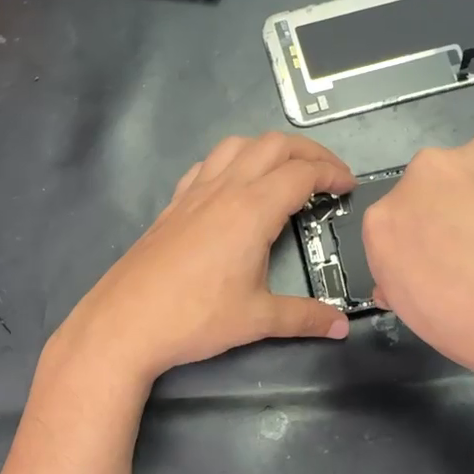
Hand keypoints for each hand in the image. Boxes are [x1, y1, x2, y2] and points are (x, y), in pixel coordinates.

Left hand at [52, 133, 354, 384]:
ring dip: (268, 149)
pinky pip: (208, 165)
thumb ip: (304, 318)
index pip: (302, 173)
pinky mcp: (173, 205)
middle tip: (329, 175)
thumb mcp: (257, 320)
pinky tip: (234, 185)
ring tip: (286, 171)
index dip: (331, 173)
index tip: (349, 187)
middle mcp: (224, 190)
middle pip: (273, 146)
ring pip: (237, 146)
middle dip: (308, 152)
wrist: (124, 323)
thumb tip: (341, 327)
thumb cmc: (194, 319)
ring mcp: (194, 194)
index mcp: (251, 210)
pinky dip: (232, 162)